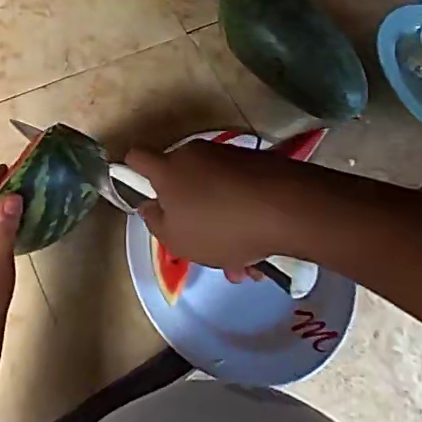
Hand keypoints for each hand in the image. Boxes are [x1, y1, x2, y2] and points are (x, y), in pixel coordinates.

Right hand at [124, 141, 320, 270]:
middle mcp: (194, 155)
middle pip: (180, 181)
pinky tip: (261, 253)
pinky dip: (243, 217)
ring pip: (213, 192)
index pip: (137, 157)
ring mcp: (227, 157)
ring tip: (244, 265)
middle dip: (189, 214)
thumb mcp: (178, 239)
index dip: (133, 172)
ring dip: (221, 225)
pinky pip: (238, 192)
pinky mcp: (256, 164)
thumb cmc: (221, 226)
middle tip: (204, 248)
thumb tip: (150, 206)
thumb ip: (155, 221)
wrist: (288, 207)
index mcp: (167, 170)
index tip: (142, 194)